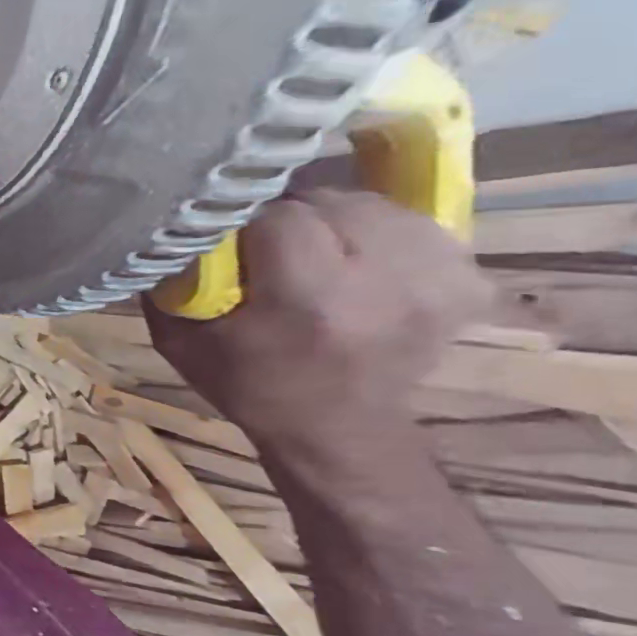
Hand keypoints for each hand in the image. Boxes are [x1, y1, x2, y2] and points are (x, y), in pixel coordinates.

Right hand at [145, 189, 489, 444]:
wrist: (340, 435)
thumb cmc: (255, 388)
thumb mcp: (185, 342)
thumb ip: (172, 278)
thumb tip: (170, 223)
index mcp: (310, 301)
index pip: (279, 215)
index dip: (251, 224)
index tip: (240, 246)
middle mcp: (381, 284)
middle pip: (327, 200)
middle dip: (294, 218)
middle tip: (276, 252)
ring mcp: (435, 281)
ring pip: (369, 204)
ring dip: (336, 221)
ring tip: (319, 257)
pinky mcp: (466, 281)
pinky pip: (410, 222)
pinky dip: (380, 232)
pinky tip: (362, 262)